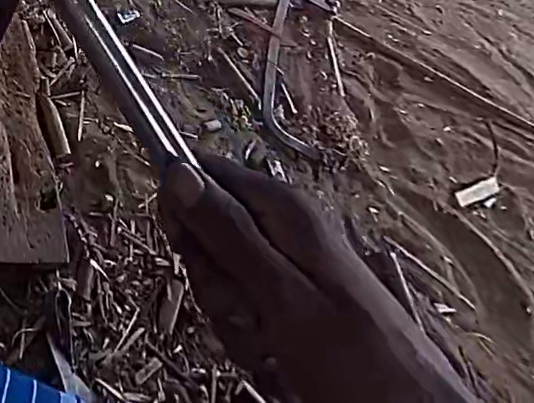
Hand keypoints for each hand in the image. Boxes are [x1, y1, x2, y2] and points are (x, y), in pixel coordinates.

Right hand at [159, 154, 478, 402]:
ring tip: (264, 342)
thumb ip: (226, 230)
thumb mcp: (281, 295)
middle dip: (210, 274)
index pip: (200, 172)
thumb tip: (176, 170)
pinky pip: (240, 300)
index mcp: (281, 207)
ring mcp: (287, 263)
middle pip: (205, 226)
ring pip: (218, 269)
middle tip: (240, 309)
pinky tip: (272, 355)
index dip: (181, 206)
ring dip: (226, 310)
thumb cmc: (357, 363)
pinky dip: (245, 330)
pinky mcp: (292, 298)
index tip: (184, 246)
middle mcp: (282, 225)